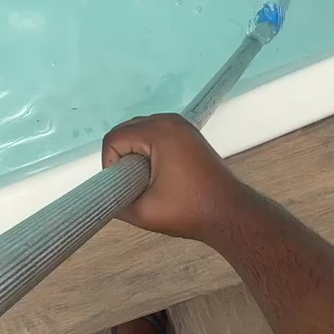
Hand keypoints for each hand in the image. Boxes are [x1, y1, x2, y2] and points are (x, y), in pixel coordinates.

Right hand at [101, 114, 252, 241]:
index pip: (114, 138)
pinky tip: (157, 174)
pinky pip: (156, 135)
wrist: (229, 213)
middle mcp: (170, 121)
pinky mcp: (188, 134)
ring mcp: (182, 125)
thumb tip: (104, 194)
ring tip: (144, 181)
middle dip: (122, 157)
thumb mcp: (142, 212)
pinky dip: (149, 151)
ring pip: (140, 131)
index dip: (110, 164)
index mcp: (159, 133)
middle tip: (131, 185)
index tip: (122, 187)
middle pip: (126, 130)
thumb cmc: (189, 211)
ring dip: (135, 154)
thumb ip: (114, 202)